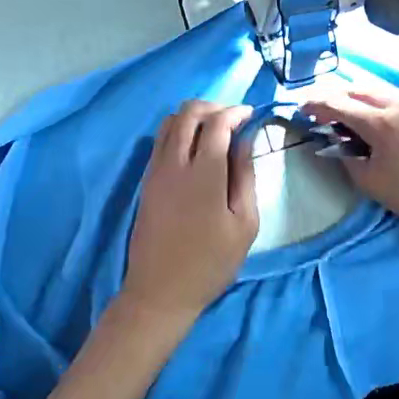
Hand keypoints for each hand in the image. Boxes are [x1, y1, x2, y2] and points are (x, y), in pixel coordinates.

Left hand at [120, 101, 259, 324]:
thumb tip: (245, 140)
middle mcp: (175, 164)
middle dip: (214, 107)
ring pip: (169, 122)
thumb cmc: (211, 262)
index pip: (217, 122)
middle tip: (234, 119)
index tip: (251, 115)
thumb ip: (245, 176)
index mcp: (204, 174)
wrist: (160, 291)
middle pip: (188, 112)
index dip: (236, 112)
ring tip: (216, 130)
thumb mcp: (244, 224)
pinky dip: (179, 130)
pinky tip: (196, 147)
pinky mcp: (146, 181)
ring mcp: (156, 171)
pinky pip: (160, 140)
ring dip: (194, 116)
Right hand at [302, 89, 398, 247]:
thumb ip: (345, 153)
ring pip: (386, 92)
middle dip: (341, 98)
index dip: (317, 104)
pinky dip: (395, 107)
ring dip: (368, 102)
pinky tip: (395, 125)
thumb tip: (335, 136)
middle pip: (362, 90)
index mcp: (384, 122)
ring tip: (360, 118)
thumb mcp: (369, 181)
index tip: (303, 107)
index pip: (340, 104)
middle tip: (326, 112)